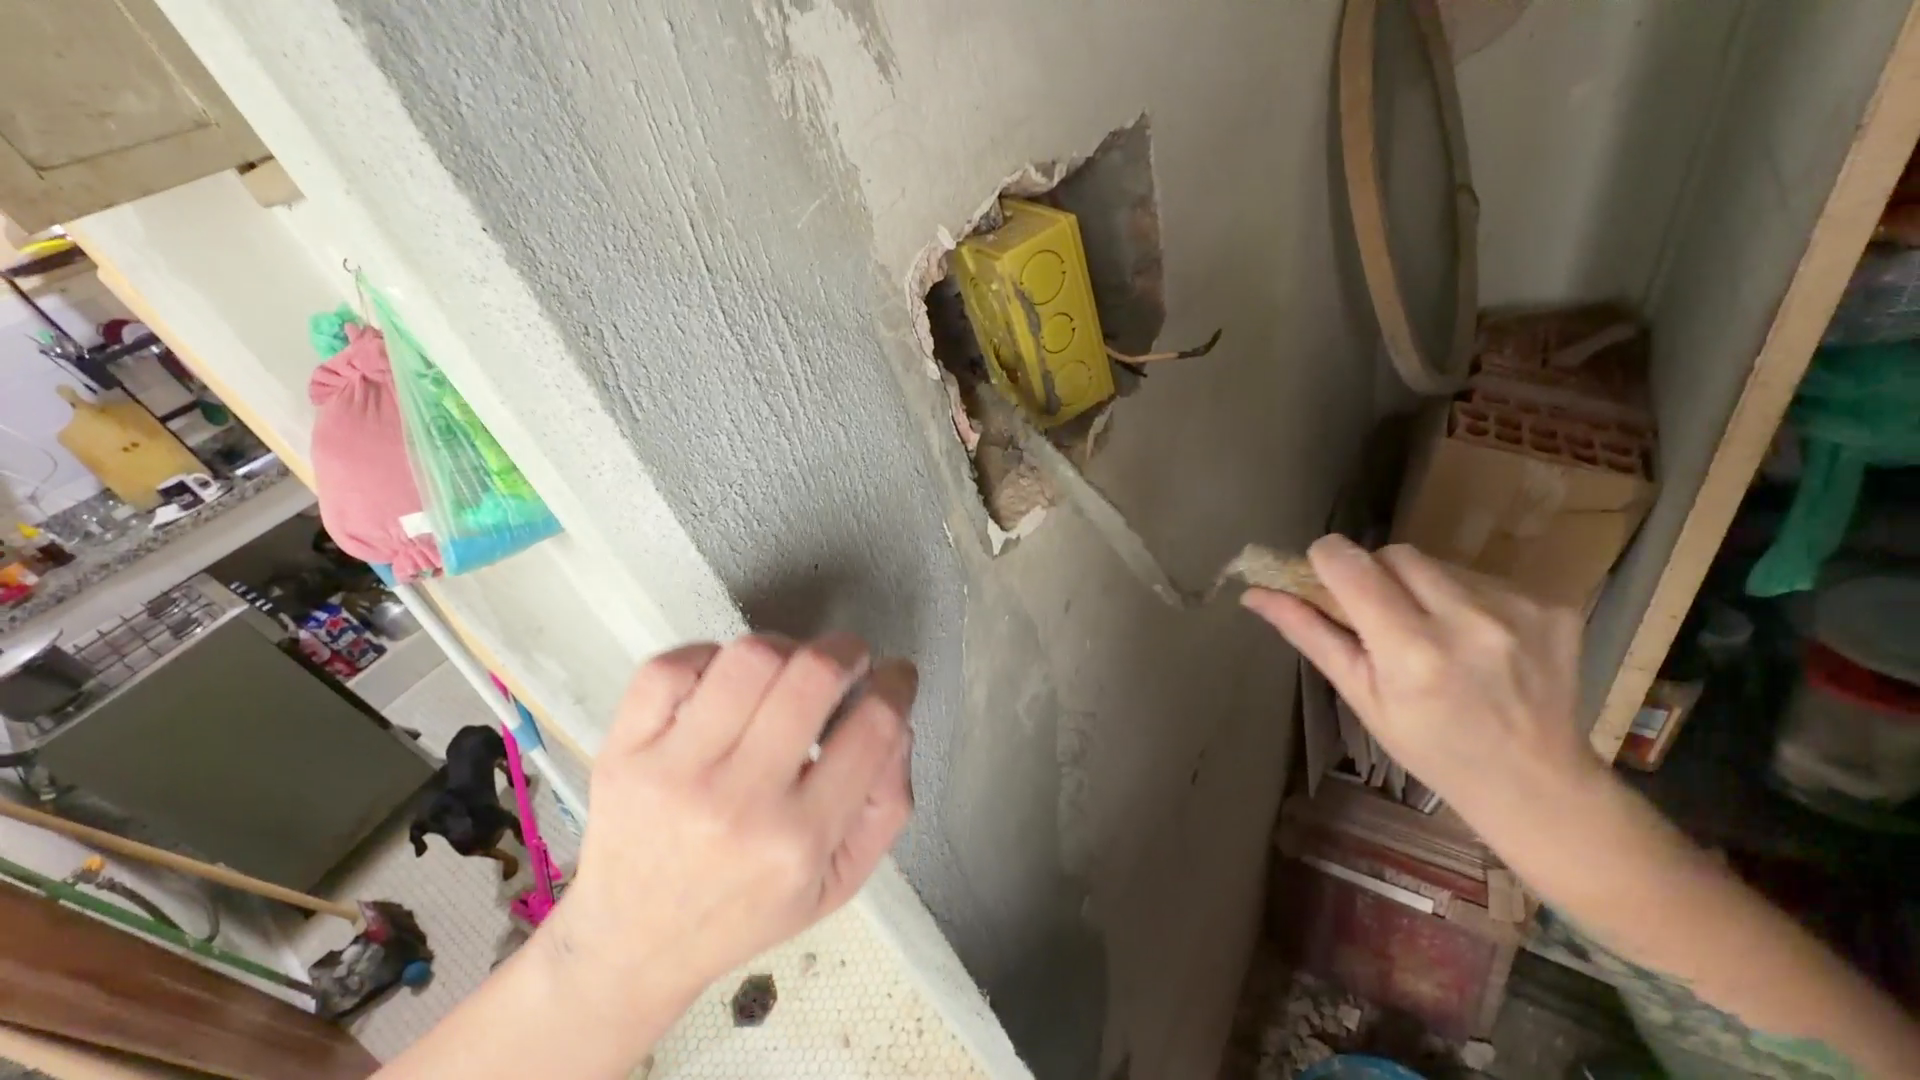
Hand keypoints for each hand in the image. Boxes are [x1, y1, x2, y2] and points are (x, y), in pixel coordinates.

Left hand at [538, 633, 915, 1027]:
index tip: (896, 675)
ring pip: (748, 659)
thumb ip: (886, 804)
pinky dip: (710, 655)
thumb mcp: (840, 881)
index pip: (872, 728)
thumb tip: (898, 720)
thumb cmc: (748, 911)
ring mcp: (675, 772)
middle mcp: (740, 802)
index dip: (896, 685)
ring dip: (783, 648)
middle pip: (812, 677)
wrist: (635, 944)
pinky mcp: (624, 750)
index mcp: (801, 840)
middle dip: (845, 651)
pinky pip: (673, 665)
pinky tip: (725, 681)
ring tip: (787, 669)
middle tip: (847, 660)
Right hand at [1241, 535, 1601, 820]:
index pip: (1351, 564)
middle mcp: (1467, 620)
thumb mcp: (1361, 697)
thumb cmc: (1430, 747)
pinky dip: (1466, 599)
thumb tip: (1255, 592)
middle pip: (1395, 554)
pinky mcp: (1551, 605)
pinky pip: (1483, 577)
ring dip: (1422, 587)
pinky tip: (1478, 640)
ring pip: (1439, 563)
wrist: (1534, 780)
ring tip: (1436, 635)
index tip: (1324, 576)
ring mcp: (1517, 610)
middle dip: (1376, 576)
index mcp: (1411, 652)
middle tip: (1383, 619)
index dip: (1327, 560)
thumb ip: (1311, 635)